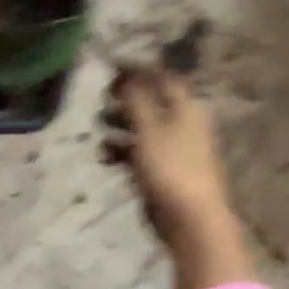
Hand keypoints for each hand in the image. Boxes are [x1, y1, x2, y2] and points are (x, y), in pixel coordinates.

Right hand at [103, 66, 253, 288]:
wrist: (189, 219)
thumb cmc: (171, 168)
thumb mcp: (150, 128)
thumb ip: (136, 100)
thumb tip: (126, 75)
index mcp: (186, 108)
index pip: (162, 78)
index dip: (138, 71)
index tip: (111, 69)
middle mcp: (181, 123)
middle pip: (150, 103)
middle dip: (123, 101)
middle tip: (100, 103)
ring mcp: (172, 148)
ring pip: (140, 128)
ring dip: (118, 127)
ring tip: (99, 132)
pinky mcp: (161, 171)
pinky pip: (137, 152)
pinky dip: (121, 151)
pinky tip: (105, 158)